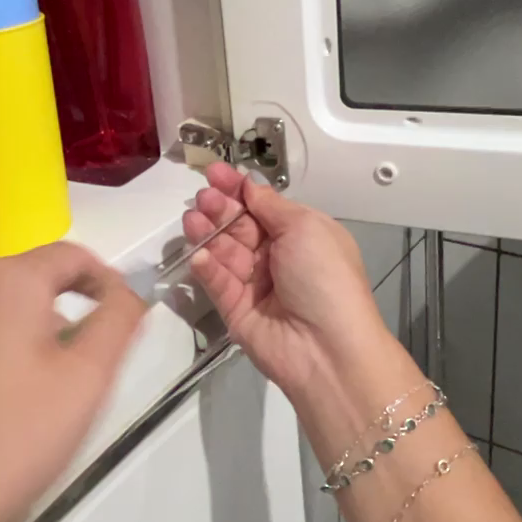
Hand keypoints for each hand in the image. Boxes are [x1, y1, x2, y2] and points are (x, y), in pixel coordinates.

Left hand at [0, 242, 147, 521]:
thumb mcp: (82, 386)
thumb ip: (117, 325)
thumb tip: (129, 291)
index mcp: (5, 282)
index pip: (69, 255)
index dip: (104, 280)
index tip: (122, 321)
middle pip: (24, 288)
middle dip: (60, 322)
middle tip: (78, 385)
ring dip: (16, 348)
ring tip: (26, 414)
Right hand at [183, 162, 392, 396]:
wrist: (328, 348)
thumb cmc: (326, 278)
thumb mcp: (307, 228)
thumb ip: (272, 206)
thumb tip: (250, 185)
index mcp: (300, 234)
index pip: (261, 205)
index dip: (238, 188)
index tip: (215, 172)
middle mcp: (276, 256)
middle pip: (239, 225)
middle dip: (220, 208)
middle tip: (203, 197)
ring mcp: (255, 284)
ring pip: (223, 251)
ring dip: (208, 232)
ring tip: (193, 219)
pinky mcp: (235, 310)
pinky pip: (217, 282)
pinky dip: (207, 267)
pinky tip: (200, 253)